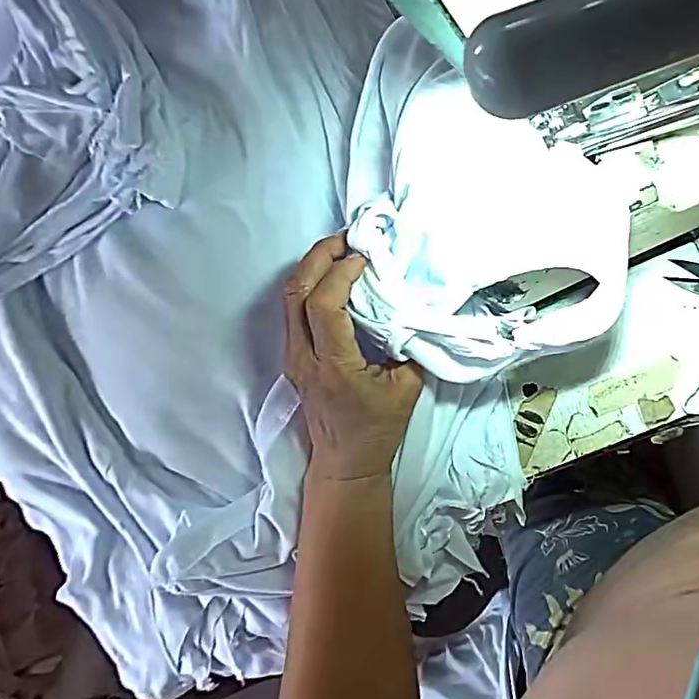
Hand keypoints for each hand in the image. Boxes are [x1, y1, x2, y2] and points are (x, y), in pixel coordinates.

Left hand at [284, 234, 423, 483]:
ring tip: (340, 248)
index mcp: (333, 366)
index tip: (366, 256)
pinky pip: (294, 309)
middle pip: (297, 292)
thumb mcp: (407, 387)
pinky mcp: (294, 357)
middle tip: (348, 237)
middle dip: (320, 256)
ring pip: (289, 298)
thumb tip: (409, 310)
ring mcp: (293, 357)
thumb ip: (408, 346)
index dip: (342, 273)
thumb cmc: (378, 428)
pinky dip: (311, 283)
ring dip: (312, 266)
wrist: (345, 462)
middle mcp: (304, 358)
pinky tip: (332, 275)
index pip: (325, 306)